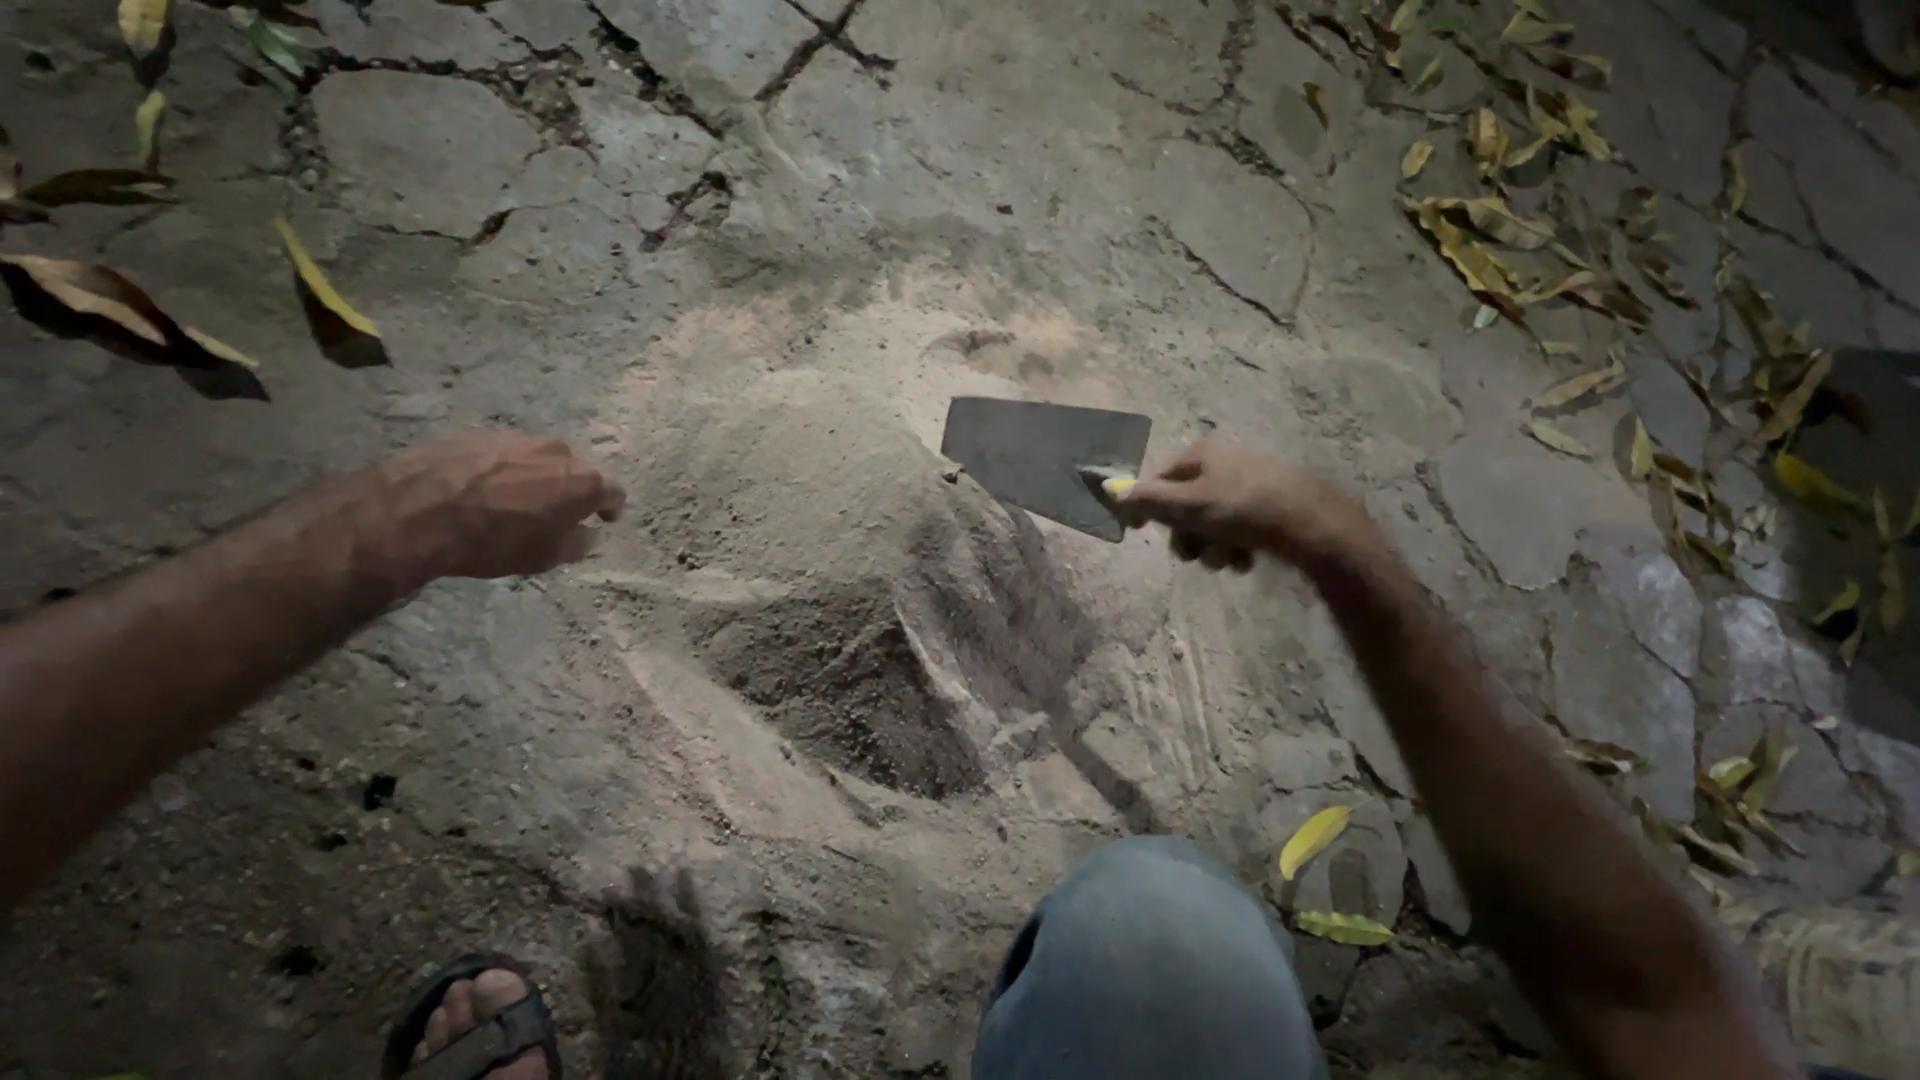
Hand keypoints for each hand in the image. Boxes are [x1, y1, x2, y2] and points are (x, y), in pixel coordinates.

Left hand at [370, 430, 625, 583]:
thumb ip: (577, 543)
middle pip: (575, 470)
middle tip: (553, 512)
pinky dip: (502, 468)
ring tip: (513, 499)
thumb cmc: (493, 542)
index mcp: (582, 481)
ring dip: (535, 476)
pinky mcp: (479, 432)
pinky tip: (481, 488)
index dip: (611, 507)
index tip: (604, 519)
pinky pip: (504, 452)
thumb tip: (586, 532)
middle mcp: (557, 451)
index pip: (613, 492)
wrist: (415, 512)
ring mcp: (517, 437)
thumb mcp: (544, 557)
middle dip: (570, 489)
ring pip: (538, 458)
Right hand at [1116, 441, 1381, 574]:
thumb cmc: (1243, 511)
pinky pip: (1238, 529)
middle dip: (1186, 535)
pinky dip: (1235, 547)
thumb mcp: (1187, 506)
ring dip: (1210, 547)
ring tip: (1226, 560)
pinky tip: (1245, 560)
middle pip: (1184, 505)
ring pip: (1211, 522)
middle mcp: (1225, 463)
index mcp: (1202, 454)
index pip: (1158, 478)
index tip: (1138, 533)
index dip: (1145, 506)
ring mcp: (1250, 484)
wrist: (1315, 526)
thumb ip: (1146, 500)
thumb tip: (1111, 492)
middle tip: (1193, 554)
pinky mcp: (1271, 506)